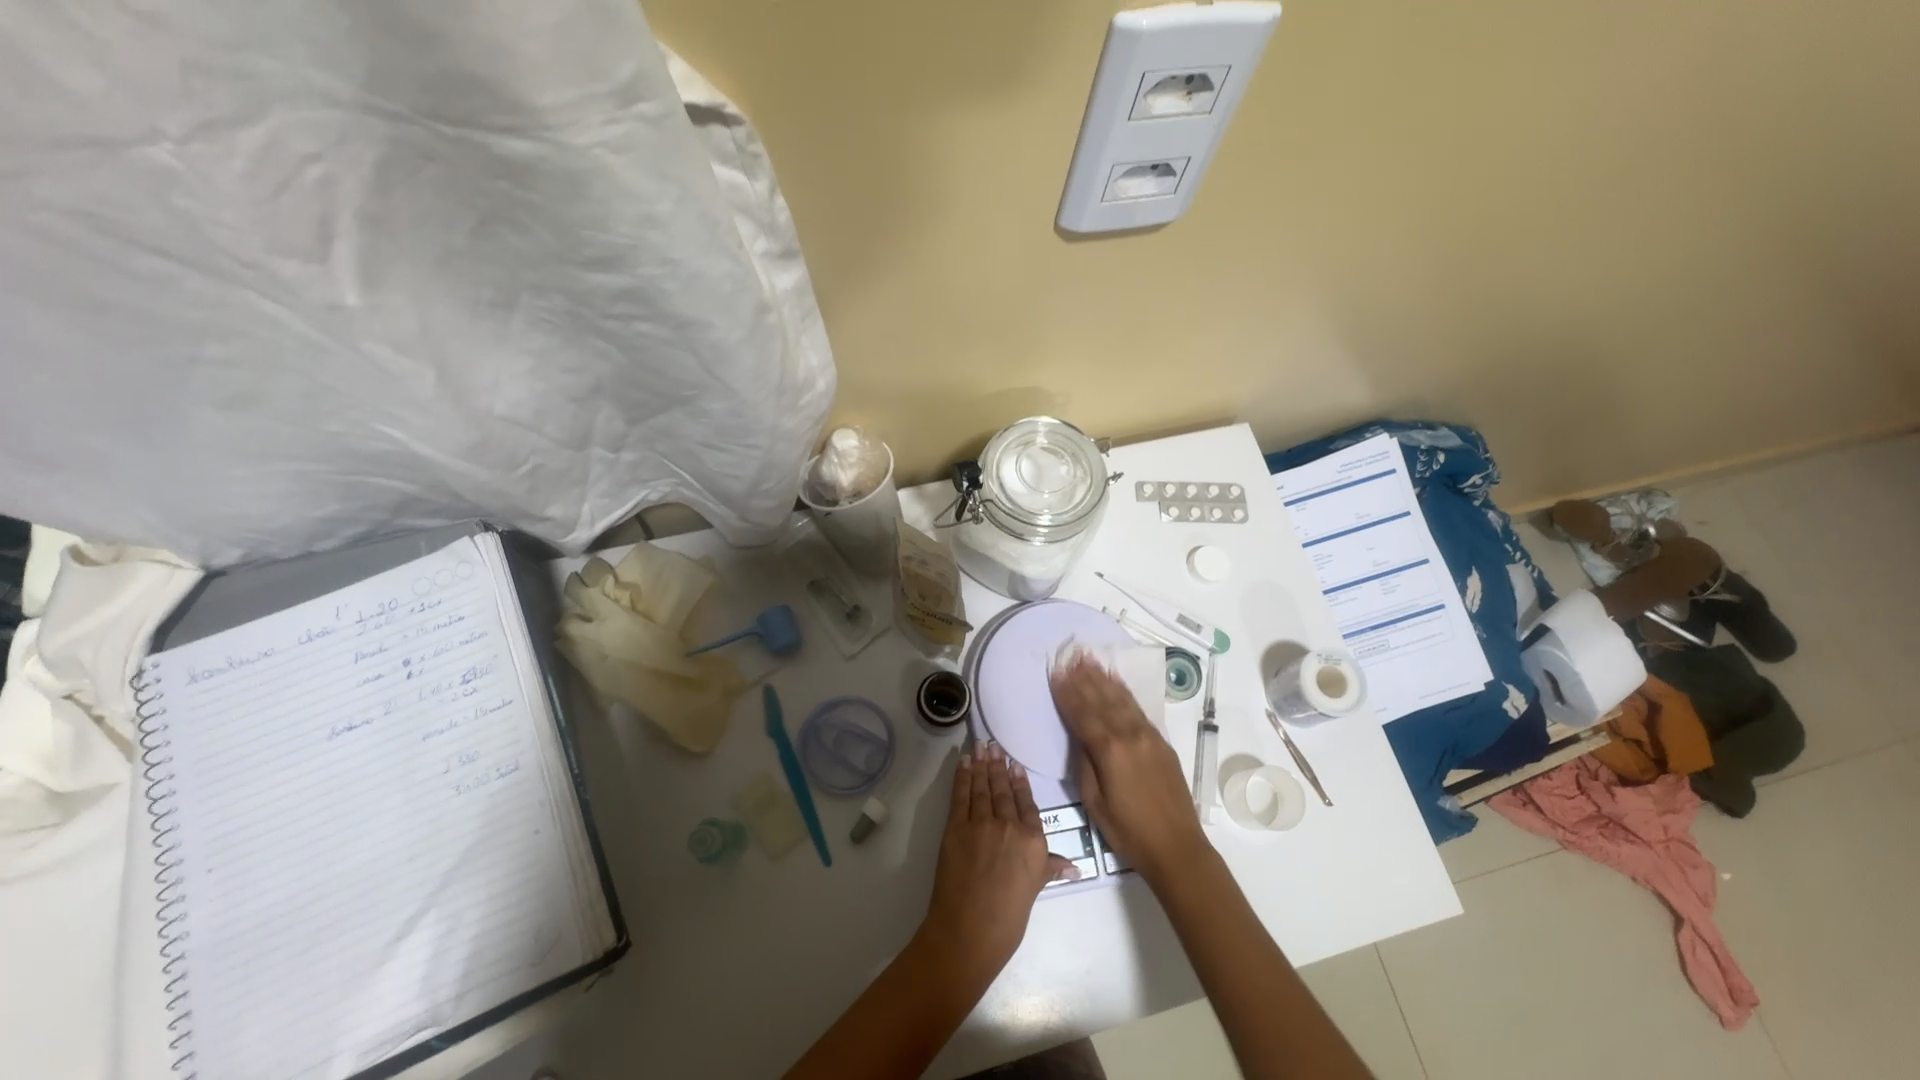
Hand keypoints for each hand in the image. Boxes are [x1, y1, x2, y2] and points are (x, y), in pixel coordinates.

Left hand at [921, 743, 1073, 974]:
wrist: (970, 931)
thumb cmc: (1007, 917)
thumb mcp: (1034, 890)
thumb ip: (1050, 870)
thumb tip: (1074, 868)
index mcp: (1033, 841)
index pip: (1027, 804)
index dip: (1020, 782)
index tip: (1015, 764)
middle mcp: (1009, 827)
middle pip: (1003, 791)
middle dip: (998, 766)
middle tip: (994, 745)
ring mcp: (981, 825)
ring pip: (982, 789)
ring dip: (981, 766)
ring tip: (981, 746)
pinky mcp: (955, 828)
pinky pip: (960, 796)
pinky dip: (962, 778)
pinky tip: (964, 763)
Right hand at [1050, 652, 1210, 883]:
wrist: (1177, 847)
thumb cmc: (1128, 832)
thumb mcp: (1094, 803)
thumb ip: (1085, 765)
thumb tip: (1079, 737)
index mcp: (1110, 751)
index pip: (1083, 714)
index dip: (1067, 694)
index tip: (1055, 673)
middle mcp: (1130, 736)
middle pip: (1102, 700)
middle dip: (1084, 678)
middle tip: (1070, 657)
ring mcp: (1149, 737)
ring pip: (1122, 700)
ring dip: (1104, 679)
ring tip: (1089, 660)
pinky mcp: (1162, 743)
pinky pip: (1138, 710)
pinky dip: (1125, 693)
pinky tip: (1116, 683)